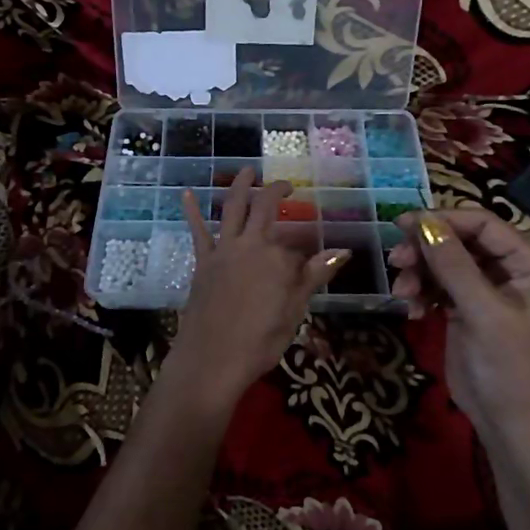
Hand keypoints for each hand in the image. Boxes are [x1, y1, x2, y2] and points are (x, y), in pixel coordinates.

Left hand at [166, 167, 349, 409]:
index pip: (296, 243)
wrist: (212, 358)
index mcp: (278, 258)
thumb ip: (314, 276)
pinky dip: (192, 210)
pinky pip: (198, 231)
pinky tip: (186, 194)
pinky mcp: (202, 261)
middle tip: (286, 185)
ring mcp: (223, 251)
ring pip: (232, 208)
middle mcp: (251, 245)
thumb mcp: (294, 311)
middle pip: (264, 208)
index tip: (313, 251)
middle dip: (275, 191)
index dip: (306, 246)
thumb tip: (342, 252)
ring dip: (239, 186)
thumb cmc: (259, 341)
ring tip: (246, 170)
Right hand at [388, 210, 529, 437]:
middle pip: (461, 243)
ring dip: (420, 274)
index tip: (402, 225)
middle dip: (427, 250)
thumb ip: (454, 266)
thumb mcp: (483, 313)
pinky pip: (440, 289)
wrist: (512, 424)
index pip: (485, 226)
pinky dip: (423, 294)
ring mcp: (488, 294)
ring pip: (446, 266)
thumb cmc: (510, 367)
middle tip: (395, 261)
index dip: (444, 220)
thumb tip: (424, 222)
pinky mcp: (468, 313)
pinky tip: (413, 311)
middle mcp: (512, 274)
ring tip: (402, 293)